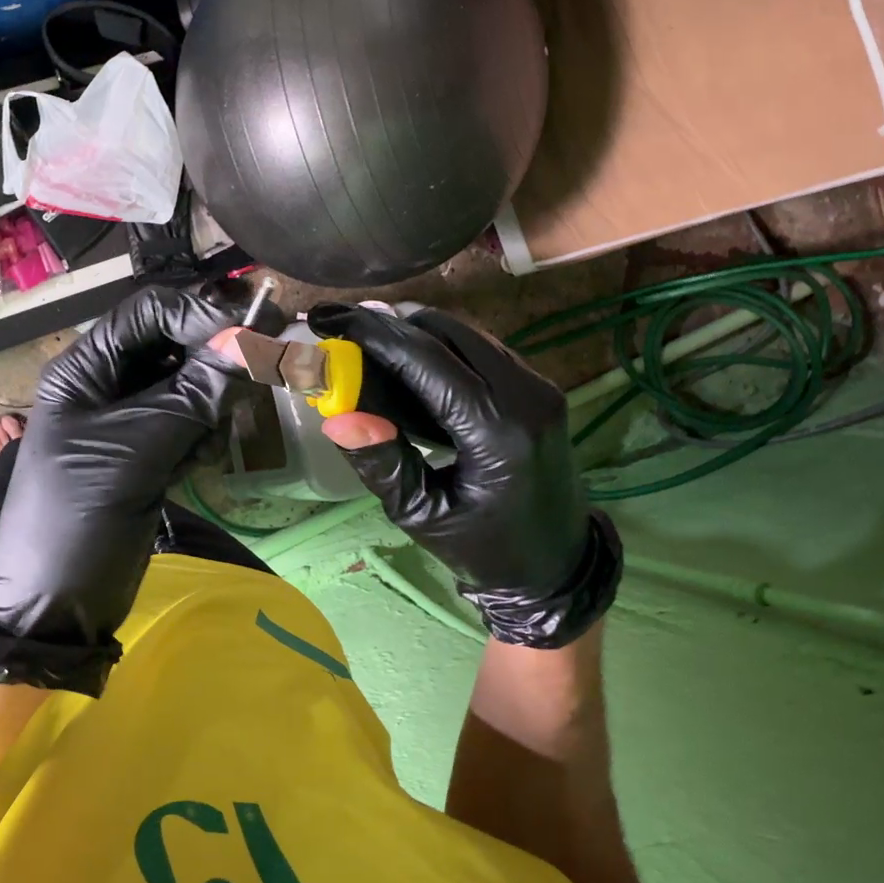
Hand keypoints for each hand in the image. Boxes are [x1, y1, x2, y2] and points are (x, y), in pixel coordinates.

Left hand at [0, 287, 241, 694]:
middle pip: (172, 346)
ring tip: (217, 431)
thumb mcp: (135, 450)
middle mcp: (106, 385)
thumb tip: (248, 341)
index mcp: (84, 370)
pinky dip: (204, 434)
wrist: (55, 603)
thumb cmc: (78, 517)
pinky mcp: (148, 455)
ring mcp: (128, 422)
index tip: (251, 335)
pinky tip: (200, 461)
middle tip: (259, 374)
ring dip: (212, 401)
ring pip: (188, 385)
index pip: (148, 313)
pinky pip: (189, 423)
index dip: (199, 314)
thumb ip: (194, 395)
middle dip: (213, 358)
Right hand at [308, 304, 620, 647]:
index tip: (328, 318)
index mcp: (497, 431)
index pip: (427, 359)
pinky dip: (439, 346)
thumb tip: (338, 417)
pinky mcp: (538, 388)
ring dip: (413, 332)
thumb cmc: (482, 547)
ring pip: (465, 334)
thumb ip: (382, 463)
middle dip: (389, 325)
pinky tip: (406, 363)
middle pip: (446, 332)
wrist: (556, 564)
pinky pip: (481, 349)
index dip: (373, 334)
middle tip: (341, 328)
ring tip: (366, 344)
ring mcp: (538, 387)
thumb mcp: (421, 515)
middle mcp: (526, 395)